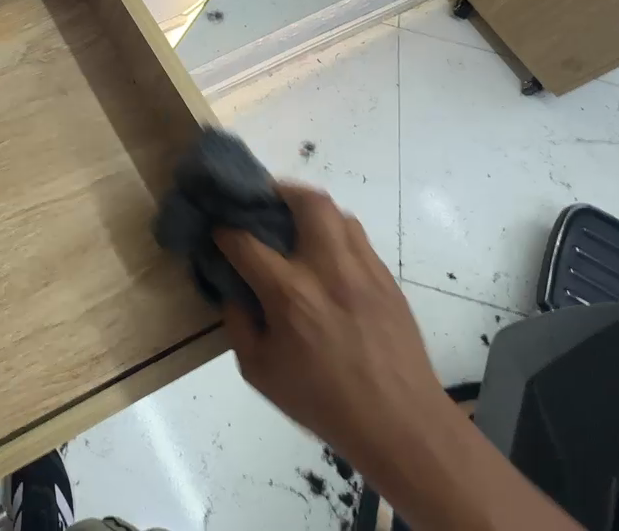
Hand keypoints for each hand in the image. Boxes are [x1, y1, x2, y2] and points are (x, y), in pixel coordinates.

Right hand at [215, 184, 447, 472]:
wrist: (402, 425)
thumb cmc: (323, 401)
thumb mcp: (259, 371)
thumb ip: (238, 323)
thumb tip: (233, 290)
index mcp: (290, 294)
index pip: (244, 240)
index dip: (224, 230)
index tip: (216, 230)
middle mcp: (328, 270)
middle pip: (307, 202)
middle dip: (279, 192)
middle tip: (262, 202)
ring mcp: (363, 271)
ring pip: (337, 213)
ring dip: (310, 211)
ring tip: (295, 225)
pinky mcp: (387, 280)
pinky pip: (358, 239)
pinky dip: (335, 235)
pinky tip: (325, 257)